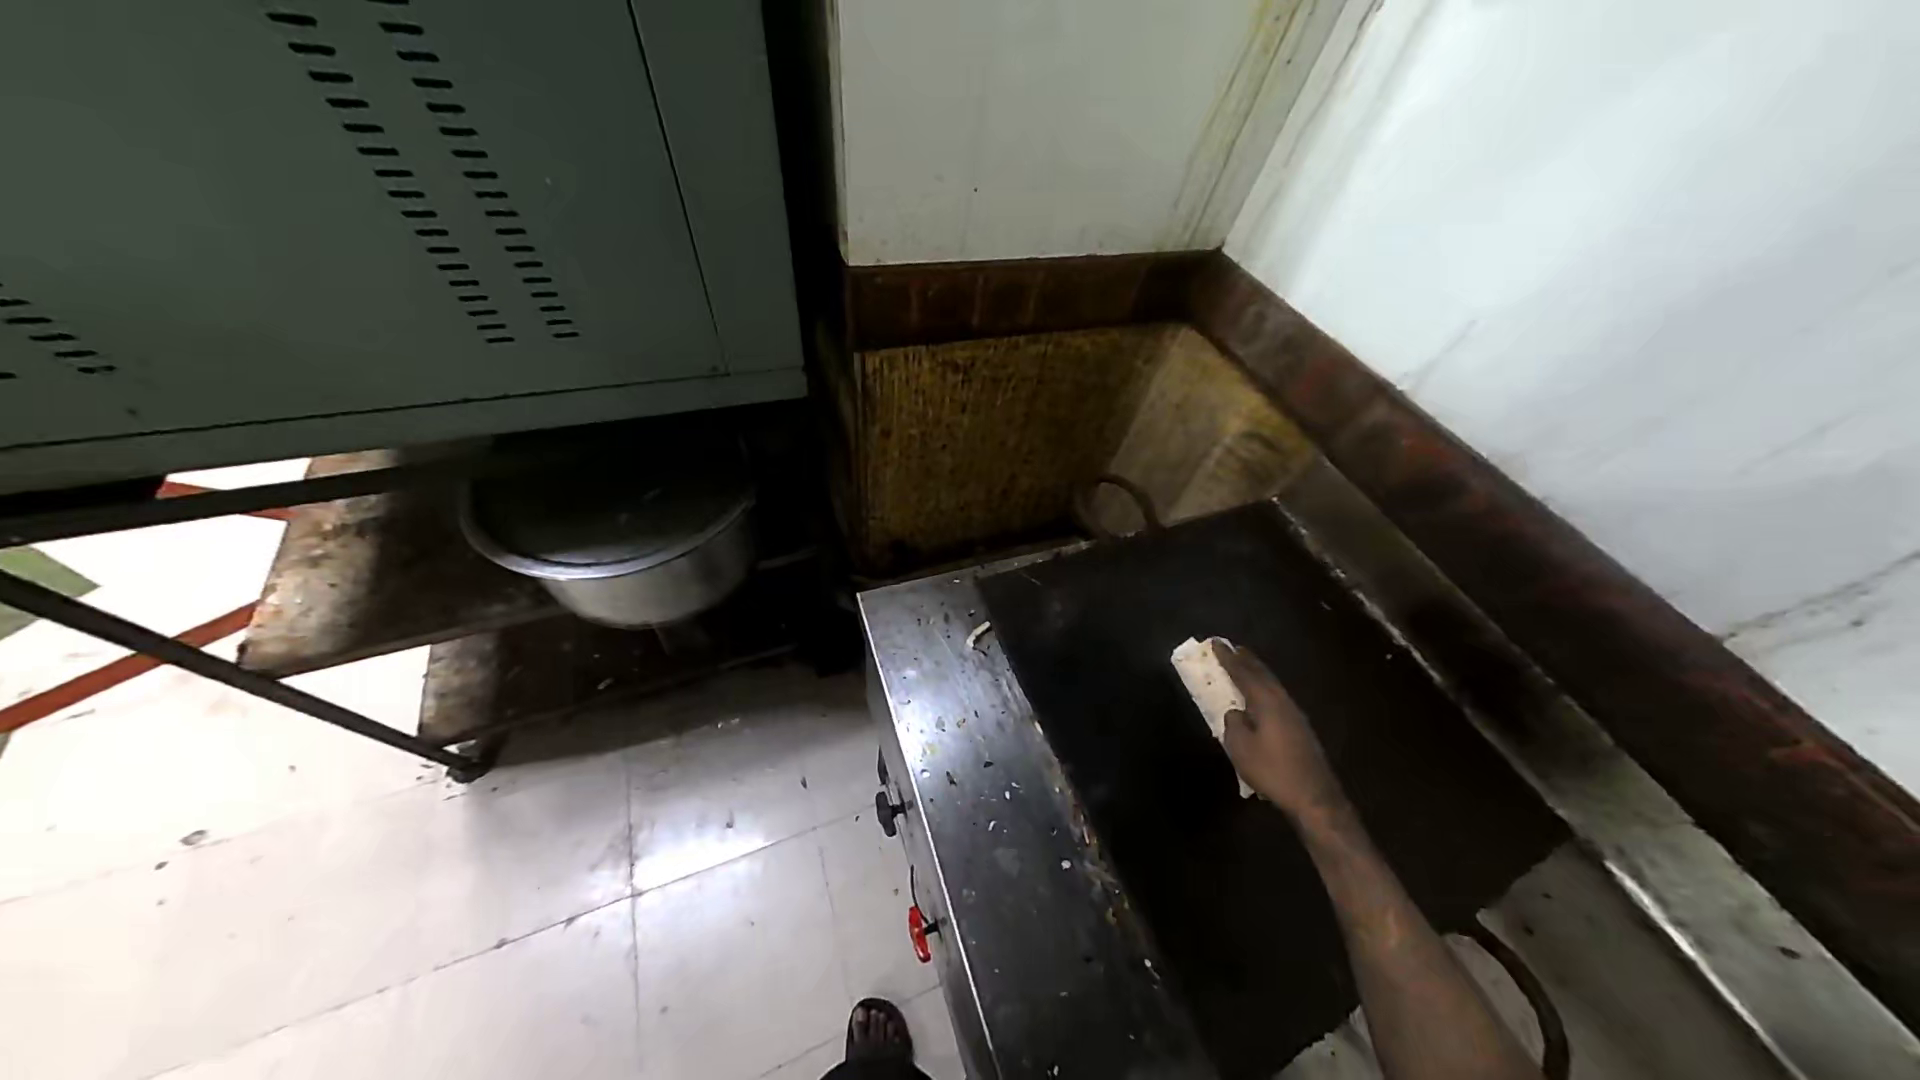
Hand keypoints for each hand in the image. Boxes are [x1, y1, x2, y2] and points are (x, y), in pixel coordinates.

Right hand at [1218, 643, 1348, 824]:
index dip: (1228, 658)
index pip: (1243, 673)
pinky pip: (1277, 697)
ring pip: (1272, 685)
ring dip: (1257, 673)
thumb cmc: (1272, 770)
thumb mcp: (1241, 748)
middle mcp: (1283, 701)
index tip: (1216, 642)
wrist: (1315, 798)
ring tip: (1245, 665)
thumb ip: (1233, 724)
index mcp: (1267, 701)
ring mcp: (1295, 715)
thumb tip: (1236, 713)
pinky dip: (1264, 688)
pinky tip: (1260, 695)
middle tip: (1232, 648)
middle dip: (1246, 660)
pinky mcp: (1300, 729)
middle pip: (1262, 674)